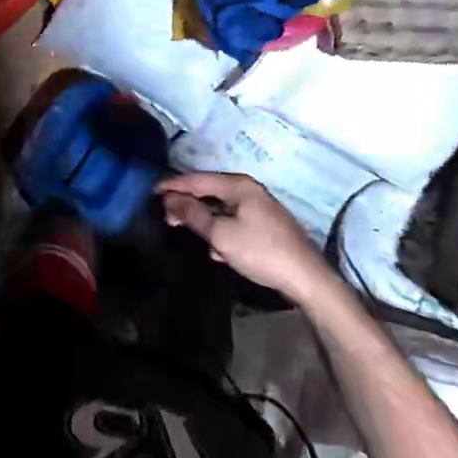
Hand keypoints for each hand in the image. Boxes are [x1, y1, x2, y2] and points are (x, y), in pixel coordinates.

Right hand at [156, 173, 337, 304]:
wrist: (305, 278)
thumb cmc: (260, 251)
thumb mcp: (221, 234)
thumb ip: (193, 215)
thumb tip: (169, 200)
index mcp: (238, 185)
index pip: (198, 179)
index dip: (173, 185)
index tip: (152, 191)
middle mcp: (249, 189)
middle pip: (209, 190)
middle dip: (187, 201)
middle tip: (165, 212)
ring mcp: (259, 207)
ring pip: (221, 207)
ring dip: (202, 217)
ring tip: (183, 228)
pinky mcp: (264, 225)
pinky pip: (233, 220)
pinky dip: (220, 229)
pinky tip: (215, 248)